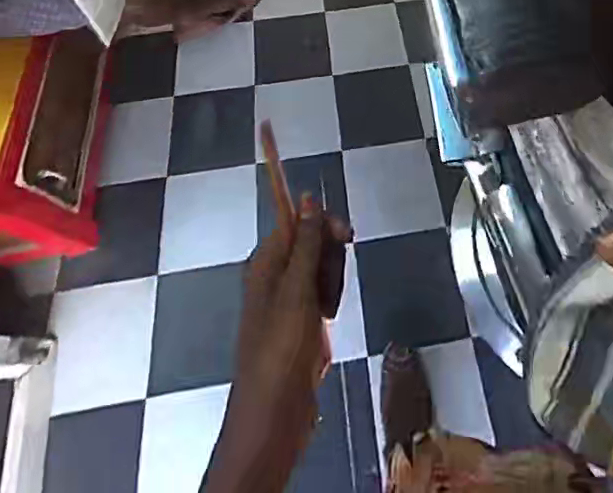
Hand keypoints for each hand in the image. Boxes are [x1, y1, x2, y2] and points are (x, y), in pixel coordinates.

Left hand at [205, 196, 352, 492]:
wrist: (273, 414)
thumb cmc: (281, 349)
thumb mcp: (297, 290)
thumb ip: (306, 243)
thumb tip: (308, 198)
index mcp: (266, 261)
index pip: (296, 222)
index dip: (322, 225)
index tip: (347, 235)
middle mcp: (274, 276)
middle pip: (311, 245)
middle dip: (330, 260)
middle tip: (330, 289)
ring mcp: (287, 300)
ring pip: (320, 272)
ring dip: (332, 286)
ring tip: (328, 313)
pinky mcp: (299, 322)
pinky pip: (321, 298)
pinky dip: (329, 306)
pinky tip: (328, 323)